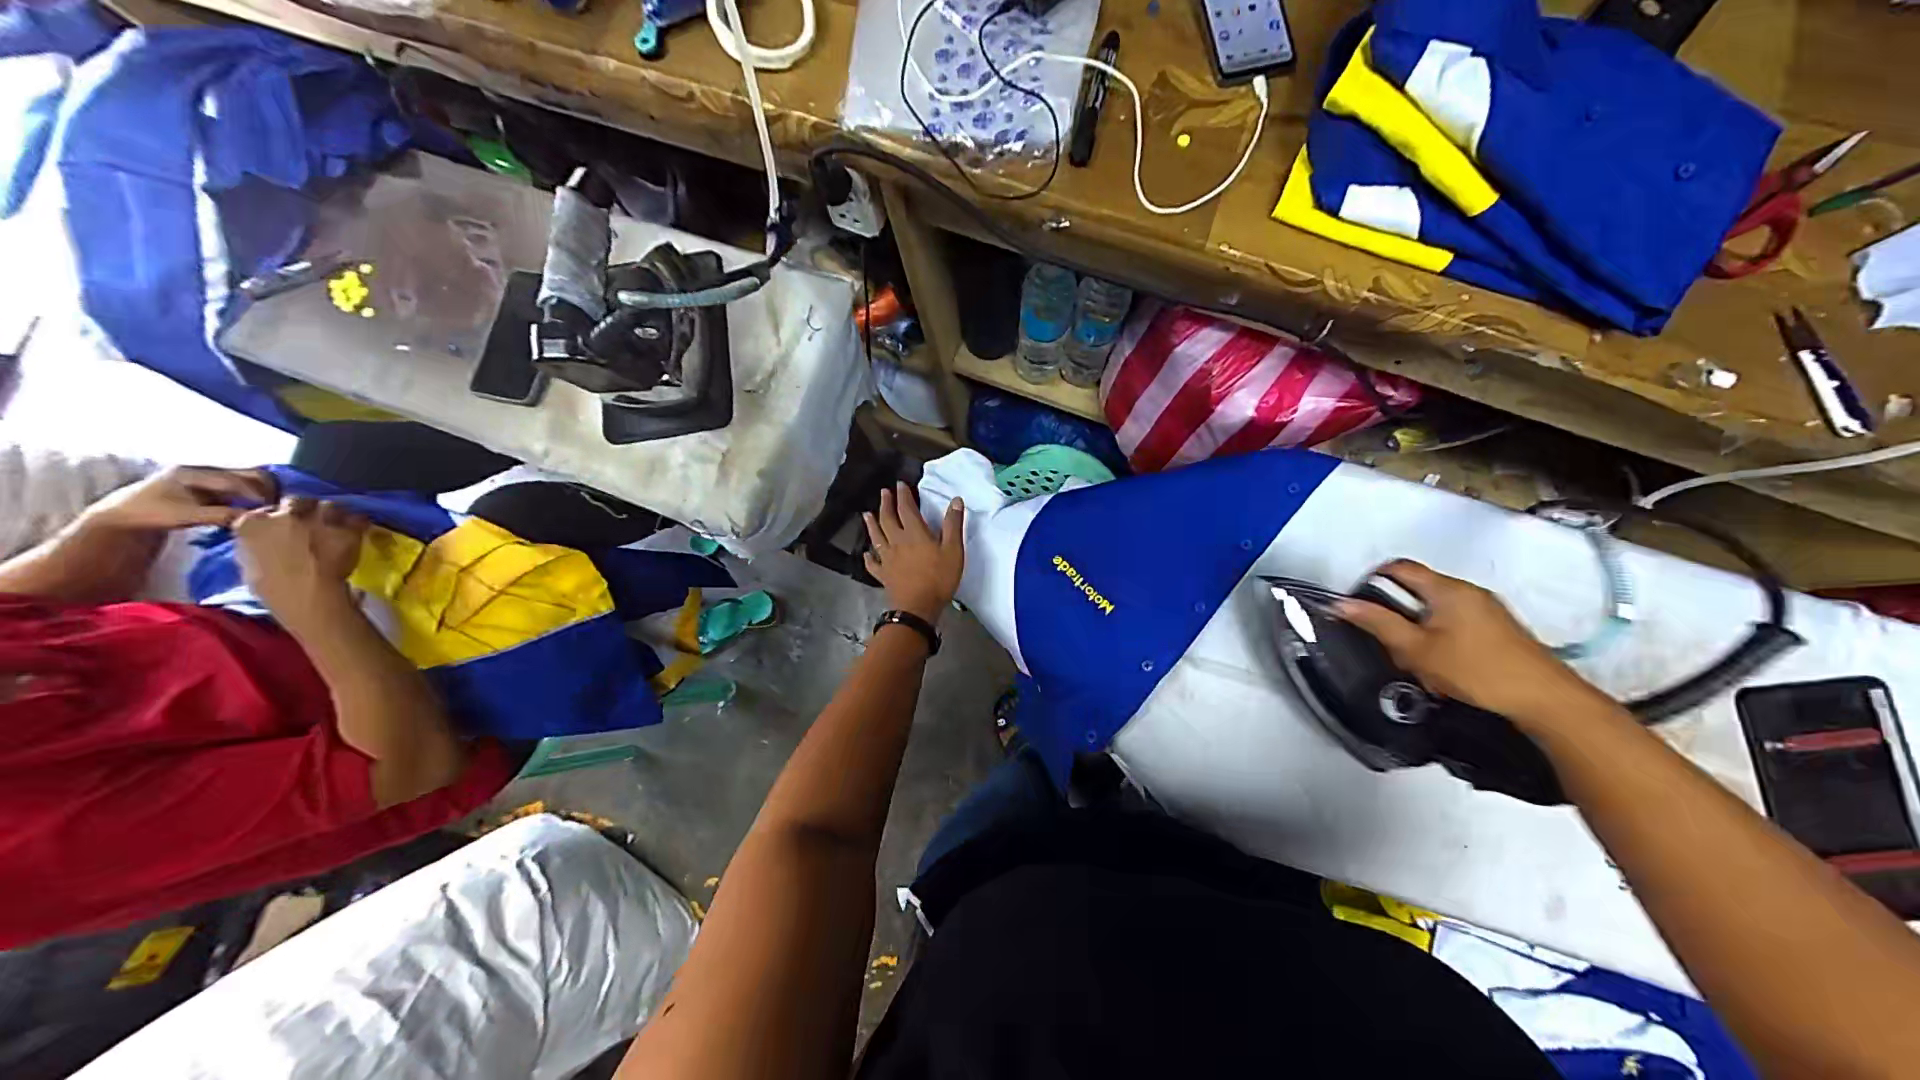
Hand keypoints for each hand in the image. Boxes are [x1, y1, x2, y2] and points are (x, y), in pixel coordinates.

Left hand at [84, 466, 275, 531]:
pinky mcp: (211, 489)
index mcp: (195, 473)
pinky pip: (242, 489)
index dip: (260, 495)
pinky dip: (254, 499)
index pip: (240, 479)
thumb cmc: (148, 514)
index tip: (273, 511)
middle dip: (269, 491)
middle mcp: (205, 471)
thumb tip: (257, 518)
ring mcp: (208, 479)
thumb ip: (220, 515)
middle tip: (276, 511)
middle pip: (252, 475)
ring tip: (268, 513)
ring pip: (251, 481)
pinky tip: (254, 512)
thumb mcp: (184, 516)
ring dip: (263, 495)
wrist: (119, 518)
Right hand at [233, 497, 369, 624]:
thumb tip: (266, 540)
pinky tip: (357, 530)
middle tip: (313, 523)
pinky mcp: (345, 525)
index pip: (264, 511)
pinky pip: (355, 517)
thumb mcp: (249, 562)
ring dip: (332, 514)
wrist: (307, 592)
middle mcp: (284, 514)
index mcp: (251, 523)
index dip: (277, 517)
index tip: (285, 525)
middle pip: (297, 501)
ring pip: (328, 505)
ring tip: (337, 526)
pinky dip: (356, 522)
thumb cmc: (273, 586)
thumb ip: (256, 543)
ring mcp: (316, 517)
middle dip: (304, 509)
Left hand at [863, 481, 964, 623]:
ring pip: (876, 537)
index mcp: (915, 533)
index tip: (899, 484)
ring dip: (872, 524)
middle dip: (886, 504)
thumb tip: (955, 500)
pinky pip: (873, 563)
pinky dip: (869, 557)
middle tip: (883, 492)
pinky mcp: (883, 575)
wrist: (918, 607)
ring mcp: (887, 559)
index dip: (903, 495)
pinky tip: (866, 553)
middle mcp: (897, 542)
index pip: (906, 509)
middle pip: (888, 519)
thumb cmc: (939, 578)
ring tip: (866, 514)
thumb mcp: (953, 550)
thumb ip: (953, 524)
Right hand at [1334, 560, 1607, 726]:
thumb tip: (1342, 603)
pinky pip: (1454, 625)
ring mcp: (1485, 609)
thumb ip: (1378, 623)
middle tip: (1394, 648)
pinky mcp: (1496, 629)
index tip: (1361, 607)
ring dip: (1418, 635)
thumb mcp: (1417, 649)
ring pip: (1433, 612)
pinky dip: (1439, 641)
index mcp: (1446, 589)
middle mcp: (1467, 591)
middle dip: (1397, 618)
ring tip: (1421, 666)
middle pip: (1415, 592)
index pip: (1397, 567)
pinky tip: (1443, 671)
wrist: (1545, 699)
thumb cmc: (1477, 670)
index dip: (1372, 581)